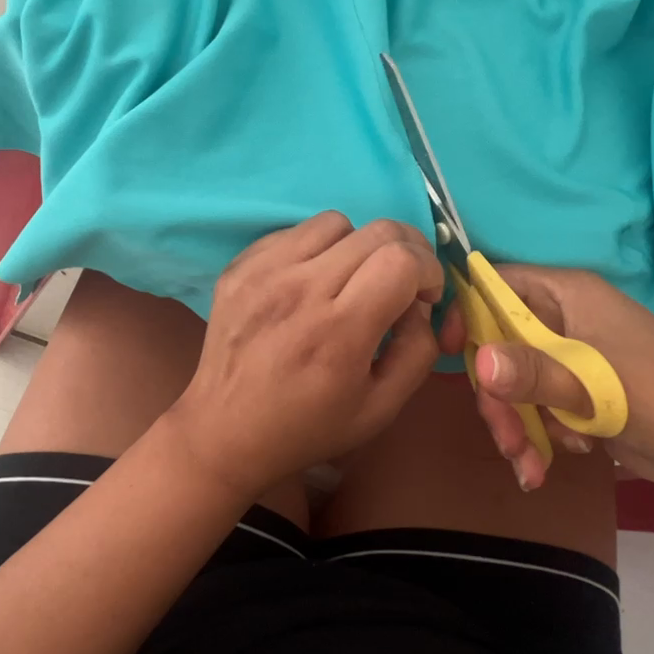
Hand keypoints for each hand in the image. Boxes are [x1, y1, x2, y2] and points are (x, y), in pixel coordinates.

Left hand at [166, 212, 445, 497]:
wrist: (224, 431)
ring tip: (351, 280)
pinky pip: (294, 232)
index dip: (428, 270)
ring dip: (358, 245)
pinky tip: (311, 282)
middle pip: (377, 230)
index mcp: (340, 330)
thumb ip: (417, 351)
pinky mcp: (240, 265)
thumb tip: (420, 303)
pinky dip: (316, 248)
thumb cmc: (308, 427)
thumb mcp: (381, 408)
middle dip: (406, 250)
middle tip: (402, 281)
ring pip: (335, 222)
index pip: (402, 260)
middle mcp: (301, 288)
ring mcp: (265, 270)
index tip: (424, 295)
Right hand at [442, 265, 653, 492]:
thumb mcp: (595, 385)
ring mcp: (569, 356)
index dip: (467, 312)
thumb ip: (534, 372)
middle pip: (499, 343)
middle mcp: (562, 317)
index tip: (448, 350)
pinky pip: (535, 406)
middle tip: (506, 437)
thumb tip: (479, 362)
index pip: (496, 284)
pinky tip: (547, 465)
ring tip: (529, 464)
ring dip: (515, 424)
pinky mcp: (576, 392)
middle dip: (498, 396)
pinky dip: (535, 436)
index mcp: (567, 293)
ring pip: (513, 381)